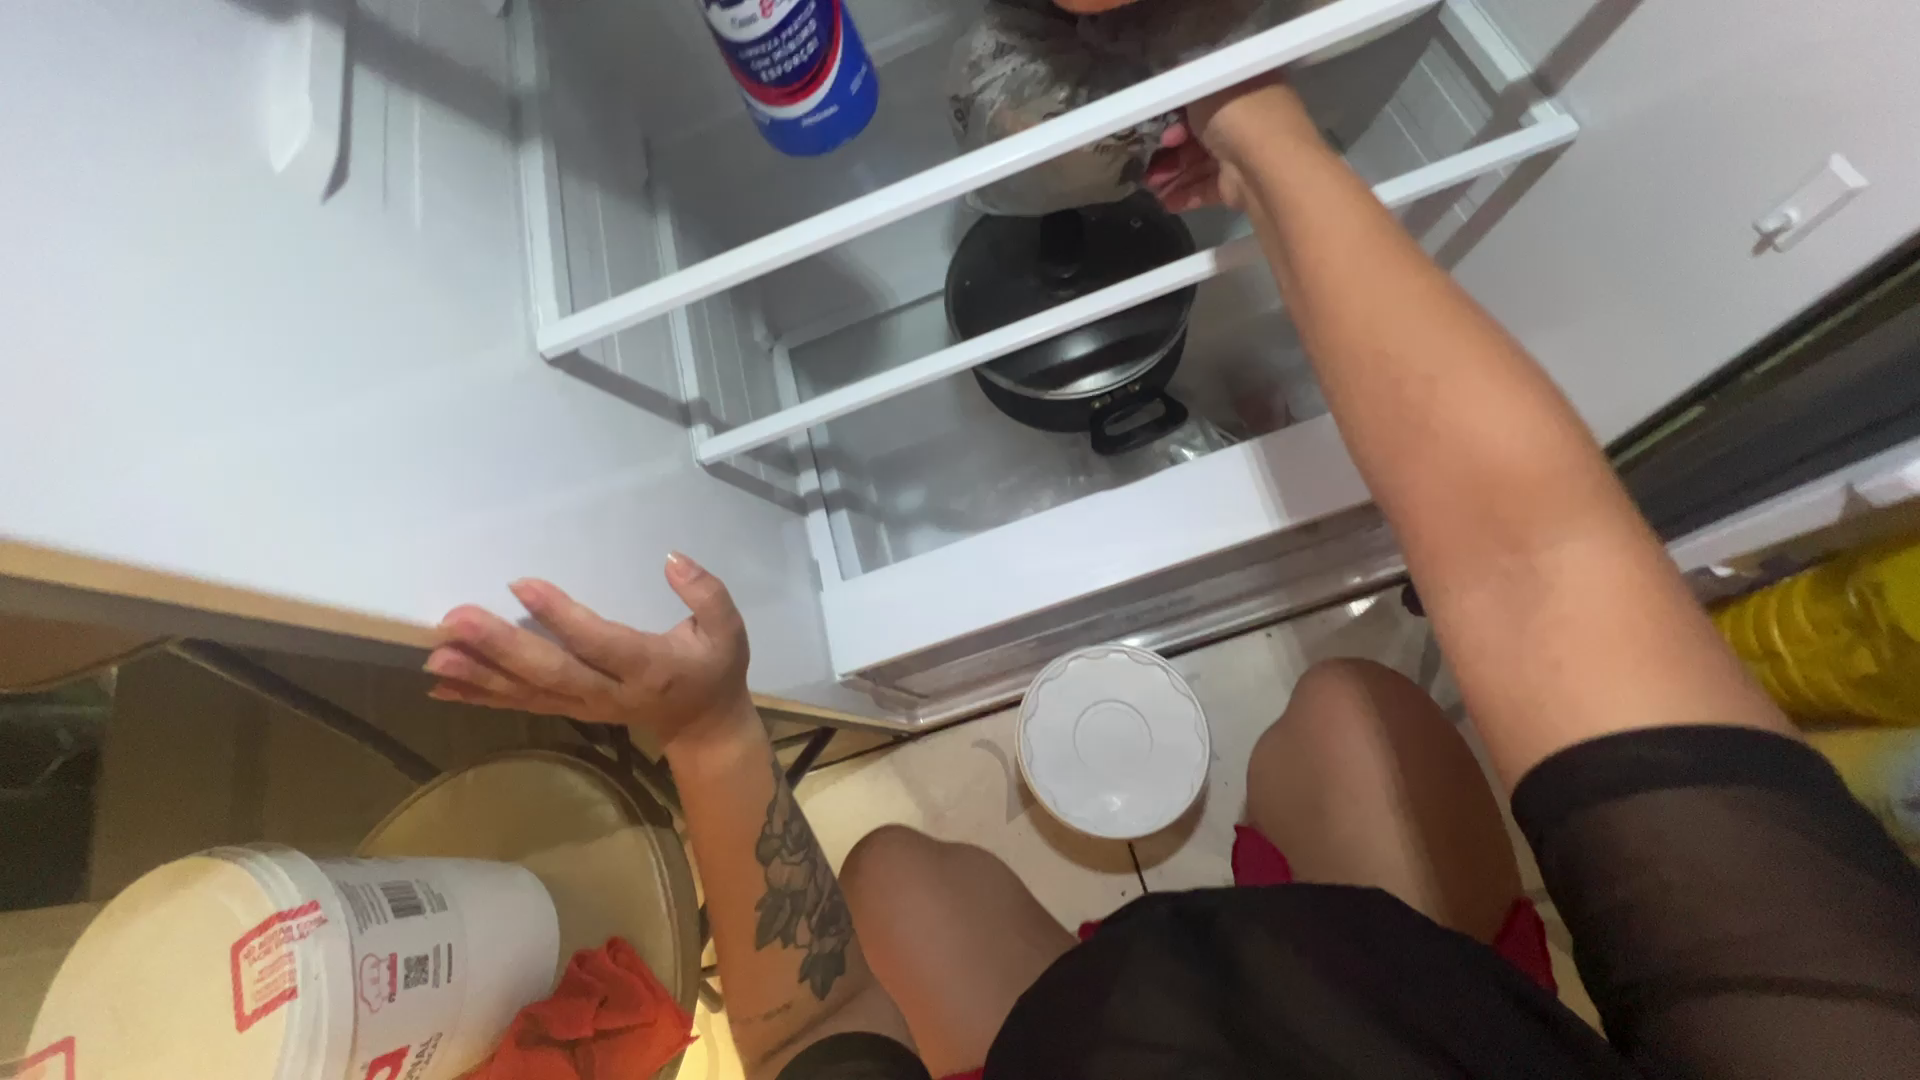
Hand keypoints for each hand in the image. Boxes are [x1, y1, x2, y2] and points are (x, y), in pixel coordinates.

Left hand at [425, 553, 752, 750]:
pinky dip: (481, 697)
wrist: (705, 724)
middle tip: (455, 620)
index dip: (561, 617)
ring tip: (435, 654)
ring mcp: (587, 706)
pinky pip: (523, 705)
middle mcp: (613, 692)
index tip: (520, 584)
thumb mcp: (729, 630)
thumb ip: (707, 595)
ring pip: (529, 693)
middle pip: (552, 672)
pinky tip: (442, 685)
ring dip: (480, 675)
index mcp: (651, 667)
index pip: (601, 643)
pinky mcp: (572, 710)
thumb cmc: (715, 668)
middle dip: (502, 647)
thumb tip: (672, 560)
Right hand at [1144, 74, 1313, 212]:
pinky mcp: (1237, 186)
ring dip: (1172, 177)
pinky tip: (1165, 202)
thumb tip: (1168, 92)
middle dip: (1169, 153)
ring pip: (1199, 166)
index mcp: (1243, 88)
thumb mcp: (1202, 88)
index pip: (1203, 103)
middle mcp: (1246, 120)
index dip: (1177, 116)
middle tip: (1146, 163)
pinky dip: (1185, 195)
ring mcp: (1242, 154)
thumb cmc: (1235, 114)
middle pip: (1198, 138)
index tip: (1160, 129)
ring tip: (1151, 188)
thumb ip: (1182, 92)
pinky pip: (1206, 188)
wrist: (1263, 161)